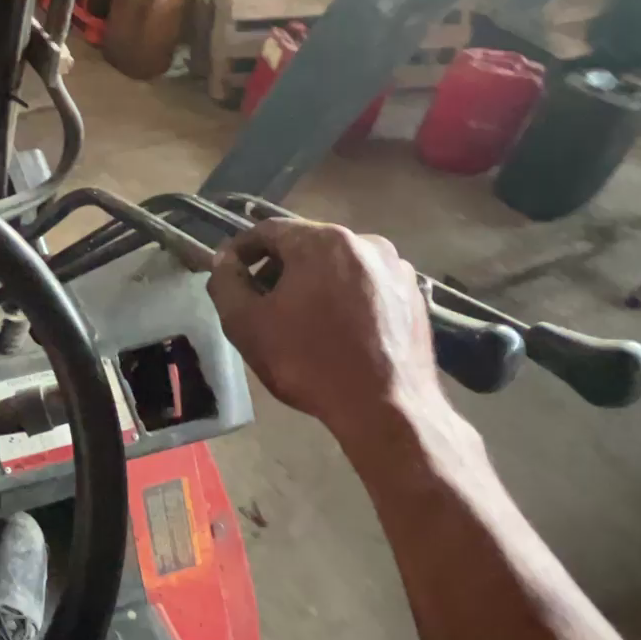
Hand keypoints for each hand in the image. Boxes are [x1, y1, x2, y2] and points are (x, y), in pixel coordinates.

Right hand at [207, 218, 446, 442]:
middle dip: (276, 268)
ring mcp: (396, 268)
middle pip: (305, 245)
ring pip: (337, 264)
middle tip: (258, 300)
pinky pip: (365, 285)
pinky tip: (334, 329)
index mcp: (322, 241)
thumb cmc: (307, 361)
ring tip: (297, 318)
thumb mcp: (245, 323)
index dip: (240, 249)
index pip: (267, 230)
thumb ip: (225, 282)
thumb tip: (225, 261)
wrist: (386, 409)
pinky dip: (343, 296)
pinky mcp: (415, 296)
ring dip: (311, 282)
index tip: (226, 272)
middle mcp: (365, 242)